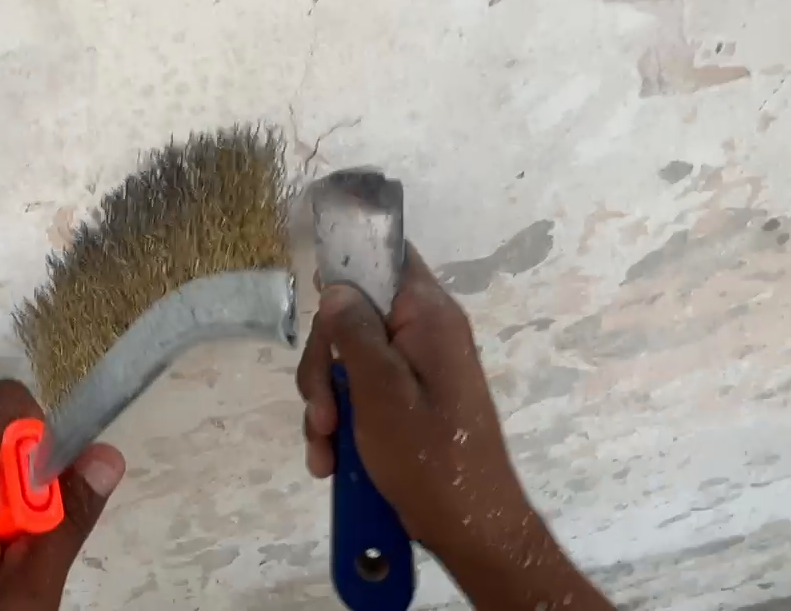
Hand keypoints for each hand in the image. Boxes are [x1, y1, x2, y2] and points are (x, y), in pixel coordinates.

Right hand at [297, 248, 613, 610]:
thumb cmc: (429, 458)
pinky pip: (358, 389)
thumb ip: (353, 330)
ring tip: (325, 444)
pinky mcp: (405, 397)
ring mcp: (413, 366)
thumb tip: (335, 286)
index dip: (348, 262)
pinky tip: (331, 457)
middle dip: (324, 363)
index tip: (318, 299)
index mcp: (428, 315)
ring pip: (347, 356)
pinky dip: (340, 420)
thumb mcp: (379, 390)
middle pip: (351, 314)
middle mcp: (423, 331)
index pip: (388, 254)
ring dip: (325, 400)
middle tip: (320, 410)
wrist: (472, 535)